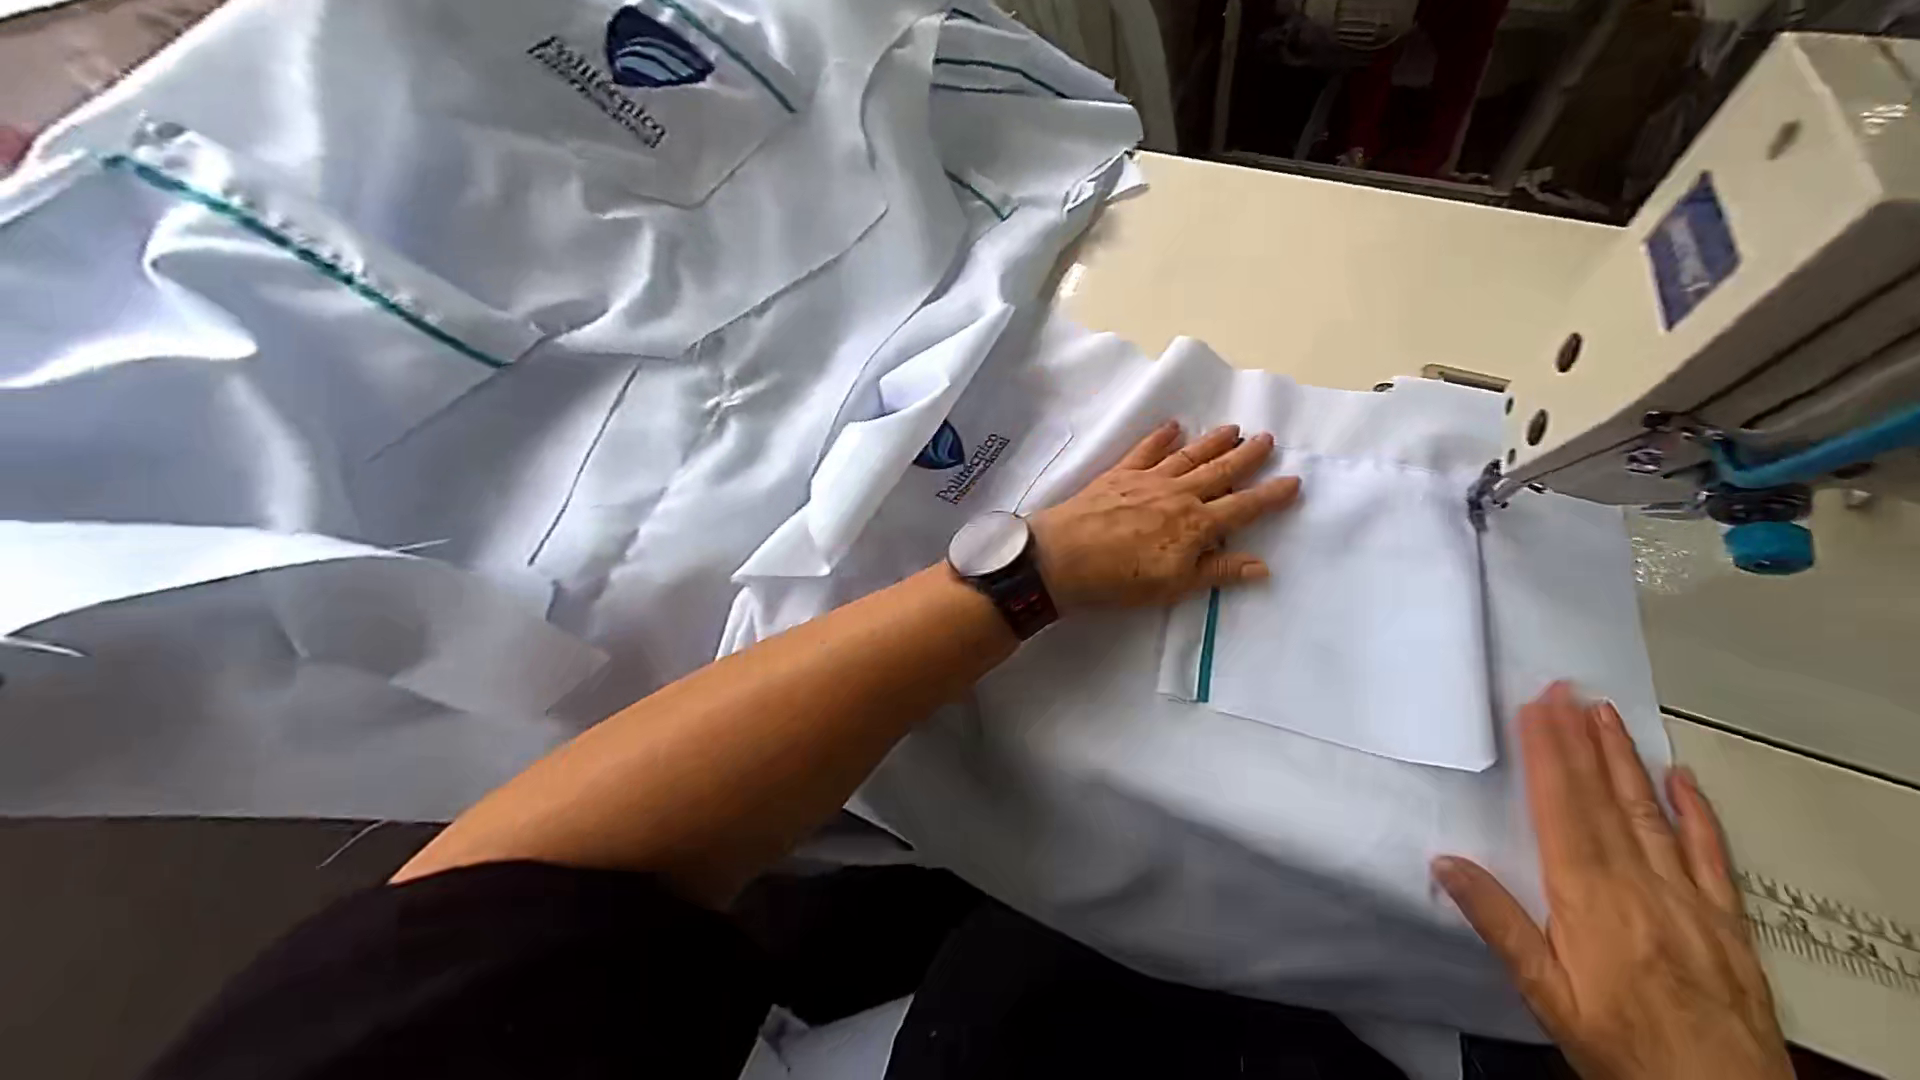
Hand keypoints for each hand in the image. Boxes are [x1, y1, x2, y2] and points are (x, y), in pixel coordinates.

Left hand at [1029, 421, 1300, 611]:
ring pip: (1189, 456)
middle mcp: (1178, 494)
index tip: (1293, 481)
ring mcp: (1147, 480)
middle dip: (1246, 457)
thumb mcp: (1174, 585)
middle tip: (1267, 439)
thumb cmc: (1119, 580)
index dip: (1270, 496)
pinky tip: (1172, 426)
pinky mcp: (1119, 475)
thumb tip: (1263, 566)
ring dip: (1212, 442)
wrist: (1063, 558)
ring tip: (1233, 428)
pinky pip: (1145, 450)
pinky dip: (1160, 437)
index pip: (1243, 507)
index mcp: (1196, 524)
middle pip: (1220, 472)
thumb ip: (1217, 571)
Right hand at [1434, 683, 1792, 1079]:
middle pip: (1605, 800)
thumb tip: (1446, 862)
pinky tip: (1682, 778)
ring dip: (1624, 760)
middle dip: (1580, 741)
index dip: (1550, 756)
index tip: (1538, 711)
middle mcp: (1641, 889)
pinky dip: (1696, 812)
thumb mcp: (1545, 993)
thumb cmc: (1622, 1048)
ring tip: (1605, 715)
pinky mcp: (1724, 922)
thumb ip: (1498, 924)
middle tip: (1566, 691)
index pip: (1565, 810)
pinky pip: (1708, 855)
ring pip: (1650, 814)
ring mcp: (1688, 902)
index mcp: (1591, 900)